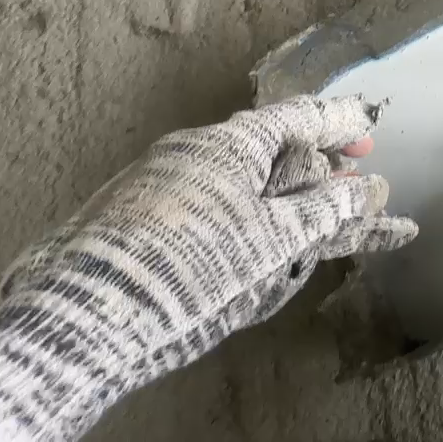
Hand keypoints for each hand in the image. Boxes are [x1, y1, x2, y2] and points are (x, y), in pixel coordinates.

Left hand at [0, 96, 416, 441]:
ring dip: (281, 189)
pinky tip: (247, 235)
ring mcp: (158, 181)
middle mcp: (194, 150)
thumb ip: (324, 210)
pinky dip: (242, 208)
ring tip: (306, 214)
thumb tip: (362, 188)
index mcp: (231, 144)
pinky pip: (207, 198)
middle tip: (347, 179)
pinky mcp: (131, 215)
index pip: (300, 117)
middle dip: (314, 164)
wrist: (75, 324)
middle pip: (270, 146)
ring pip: (238, 175)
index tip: (368, 137)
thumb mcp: (272, 242)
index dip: (340, 125)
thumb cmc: (191, 271)